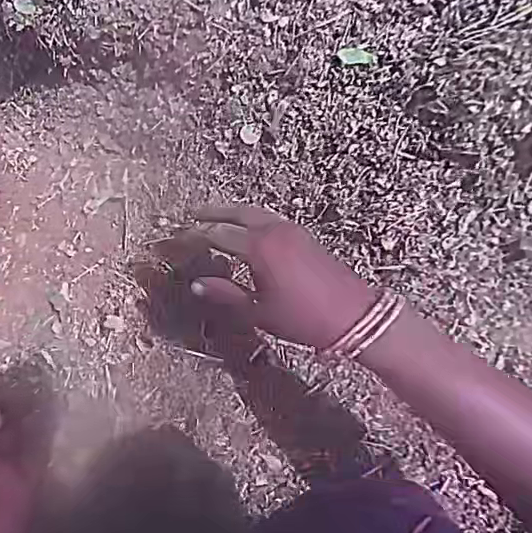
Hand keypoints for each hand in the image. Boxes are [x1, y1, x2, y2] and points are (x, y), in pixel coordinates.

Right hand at [181, 204, 378, 350]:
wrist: (355, 317)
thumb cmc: (305, 319)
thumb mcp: (259, 312)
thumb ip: (226, 294)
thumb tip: (199, 284)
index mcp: (260, 248)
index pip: (217, 234)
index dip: (194, 236)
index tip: (177, 239)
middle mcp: (275, 231)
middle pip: (236, 213)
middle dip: (212, 213)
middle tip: (191, 216)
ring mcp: (292, 231)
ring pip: (255, 213)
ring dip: (233, 213)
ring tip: (215, 219)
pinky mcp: (304, 236)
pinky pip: (270, 219)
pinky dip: (252, 219)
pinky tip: (246, 231)